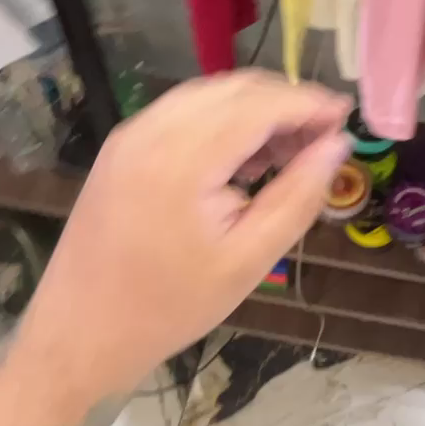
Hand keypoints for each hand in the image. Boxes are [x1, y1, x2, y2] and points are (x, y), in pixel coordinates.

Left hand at [18, 71, 352, 390]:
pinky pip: (186, 111)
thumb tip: (338, 145)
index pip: (260, 104)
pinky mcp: (124, 145)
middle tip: (323, 137)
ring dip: (257, 108)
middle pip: (236, 89)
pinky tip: (245, 155)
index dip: (309, 103)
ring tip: (290, 148)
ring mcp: (132, 133)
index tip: (346, 116)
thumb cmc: (171, 306)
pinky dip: (225, 118)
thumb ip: (298, 196)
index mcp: (182, 158)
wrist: (78, 336)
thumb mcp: (249, 260)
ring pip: (212, 94)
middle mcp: (153, 129)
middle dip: (287, 102)